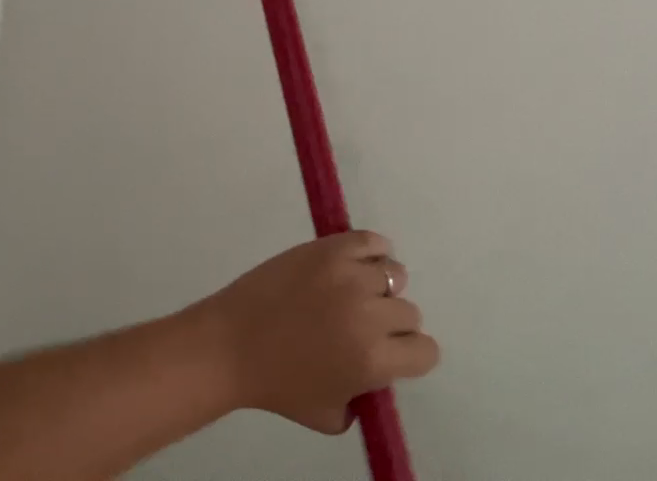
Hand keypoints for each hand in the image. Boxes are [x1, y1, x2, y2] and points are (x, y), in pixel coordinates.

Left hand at [188, 231, 437, 433]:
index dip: (408, 354)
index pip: (426, 350)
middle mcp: (368, 315)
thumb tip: (377, 372)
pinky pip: (370, 240)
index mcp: (374, 360)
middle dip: (389, 323)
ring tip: (350, 293)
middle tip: (359, 324)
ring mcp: (348, 277)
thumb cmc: (277, 385)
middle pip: (408, 312)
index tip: (388, 352)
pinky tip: (355, 263)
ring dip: (377, 286)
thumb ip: (366, 395)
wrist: (231, 344)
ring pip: (392, 275)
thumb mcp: (332, 415)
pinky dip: (371, 250)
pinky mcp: (326, 250)